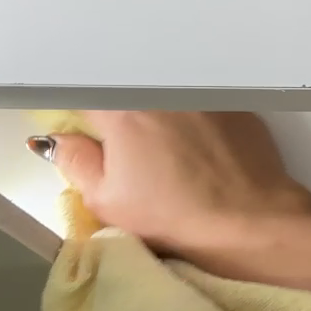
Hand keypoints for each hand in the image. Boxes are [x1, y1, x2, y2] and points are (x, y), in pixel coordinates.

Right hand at [44, 112, 310, 256]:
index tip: (85, 136)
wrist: (250, 219)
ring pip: (169, 100)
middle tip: (130, 154)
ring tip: (172, 158)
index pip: (86, 95)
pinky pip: (205, 108)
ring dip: (162, 119)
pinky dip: (197, 123)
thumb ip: (76, 161)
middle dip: (122, 118)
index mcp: (126, 109)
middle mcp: (167, 92)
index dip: (82, 116)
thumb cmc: (174, 215)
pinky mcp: (238, 107)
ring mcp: (207, 96)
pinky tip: (202, 153)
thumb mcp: (106, 199)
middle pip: (130, 94)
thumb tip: (59, 141)